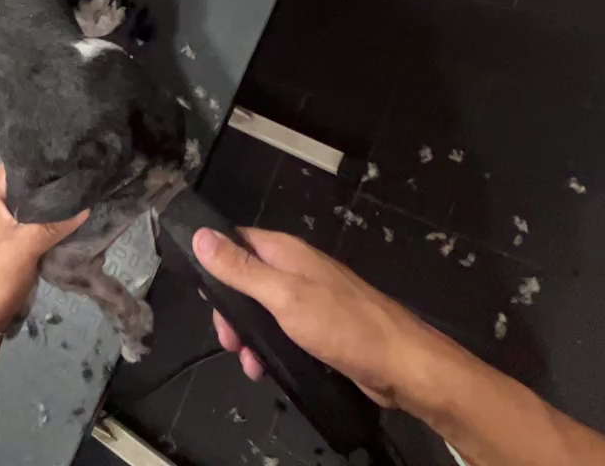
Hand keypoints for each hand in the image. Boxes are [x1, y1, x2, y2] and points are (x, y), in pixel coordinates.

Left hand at [0, 165, 88, 328]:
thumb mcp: (26, 245)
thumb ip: (55, 223)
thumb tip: (88, 204)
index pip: (23, 162)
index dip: (48, 161)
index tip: (78, 158)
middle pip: (30, 182)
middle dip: (55, 181)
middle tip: (87, 176)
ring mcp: (2, 218)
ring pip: (34, 202)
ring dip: (54, 202)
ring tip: (86, 192)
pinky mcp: (11, 235)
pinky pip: (34, 219)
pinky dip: (50, 218)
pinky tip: (73, 216)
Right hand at [193, 226, 440, 409]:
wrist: (404, 368)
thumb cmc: (342, 326)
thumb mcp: (282, 296)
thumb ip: (240, 268)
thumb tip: (200, 234)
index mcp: (284, 251)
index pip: (235, 241)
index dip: (214, 263)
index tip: (203, 295)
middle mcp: (295, 268)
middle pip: (245, 279)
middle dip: (231, 311)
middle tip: (229, 341)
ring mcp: (309, 297)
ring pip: (262, 309)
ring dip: (249, 335)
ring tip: (250, 364)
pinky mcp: (320, 327)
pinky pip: (282, 331)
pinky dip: (270, 348)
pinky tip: (269, 370)